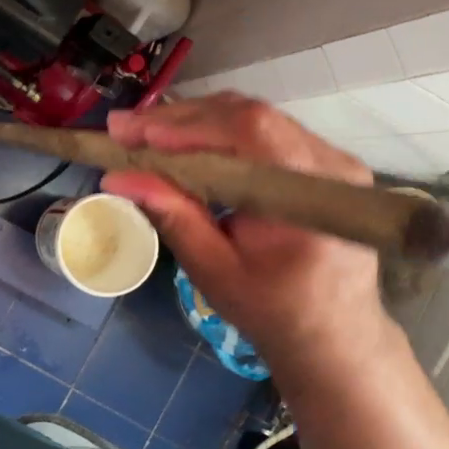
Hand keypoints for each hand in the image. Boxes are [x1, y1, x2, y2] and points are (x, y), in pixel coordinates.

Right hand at [102, 93, 394, 379]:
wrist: (331, 333)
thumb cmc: (271, 310)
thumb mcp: (213, 270)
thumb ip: (172, 217)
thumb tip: (116, 177)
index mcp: (308, 198)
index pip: (249, 134)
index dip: (188, 125)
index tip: (134, 133)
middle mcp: (329, 166)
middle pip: (249, 116)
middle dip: (180, 119)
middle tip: (122, 129)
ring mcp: (331, 159)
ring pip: (254, 116)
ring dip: (194, 121)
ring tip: (142, 132)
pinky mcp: (321, 161)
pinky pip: (264, 131)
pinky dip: (215, 130)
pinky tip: (180, 140)